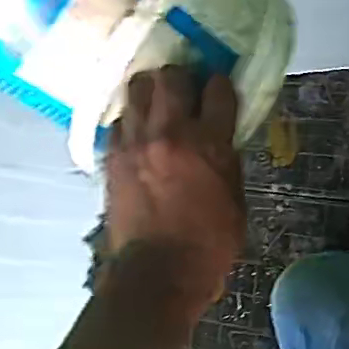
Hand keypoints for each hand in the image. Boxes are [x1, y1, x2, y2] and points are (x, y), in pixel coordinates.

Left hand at [102, 67, 245, 319]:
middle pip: (171, 76)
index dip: (223, 84)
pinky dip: (132, 122)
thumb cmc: (209, 246)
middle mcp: (169, 132)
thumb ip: (228, 164)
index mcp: (209, 144)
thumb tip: (222, 142)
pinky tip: (140, 136)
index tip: (223, 89)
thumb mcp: (236, 204)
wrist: (159, 273)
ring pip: (137, 88)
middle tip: (188, 91)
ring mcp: (135, 142)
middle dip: (182, 77)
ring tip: (159, 107)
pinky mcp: (112, 156)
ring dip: (152, 92)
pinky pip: (120, 121)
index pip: (218, 89)